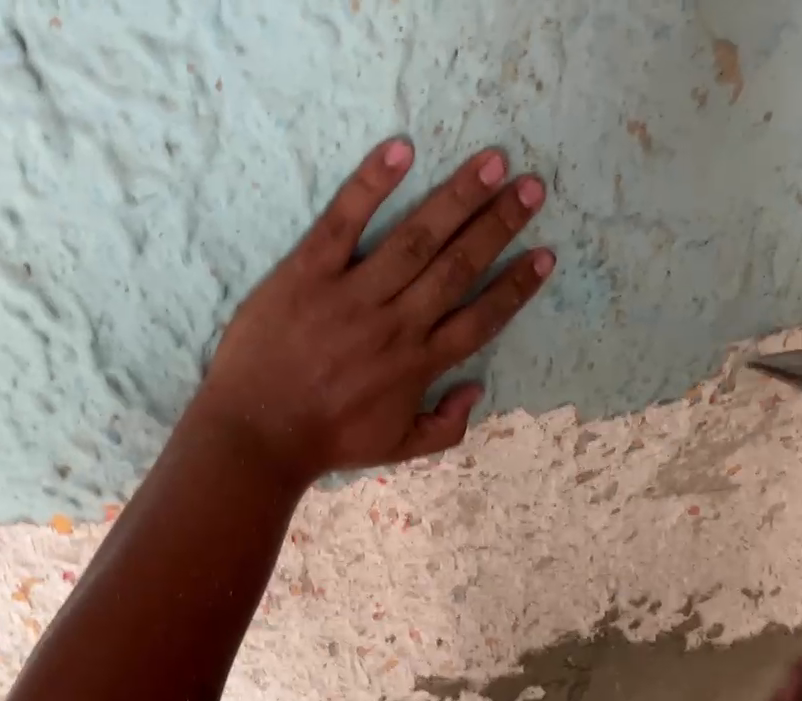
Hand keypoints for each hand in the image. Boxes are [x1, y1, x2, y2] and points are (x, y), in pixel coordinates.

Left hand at [193, 138, 553, 483]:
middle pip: (459, 266)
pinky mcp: (308, 272)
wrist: (257, 432)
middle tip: (532, 188)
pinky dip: (371, 185)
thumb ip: (446, 427)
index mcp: (421, 364)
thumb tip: (477, 390)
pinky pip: (344, 222)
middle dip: (500, 225)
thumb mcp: (398, 449)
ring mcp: (354, 294)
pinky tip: (402, 150)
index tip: (544, 255)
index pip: (481, 317)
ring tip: (493, 163)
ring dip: (458, 198)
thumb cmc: (328, 440)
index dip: (516, 286)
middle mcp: (397, 323)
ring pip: (417, 239)